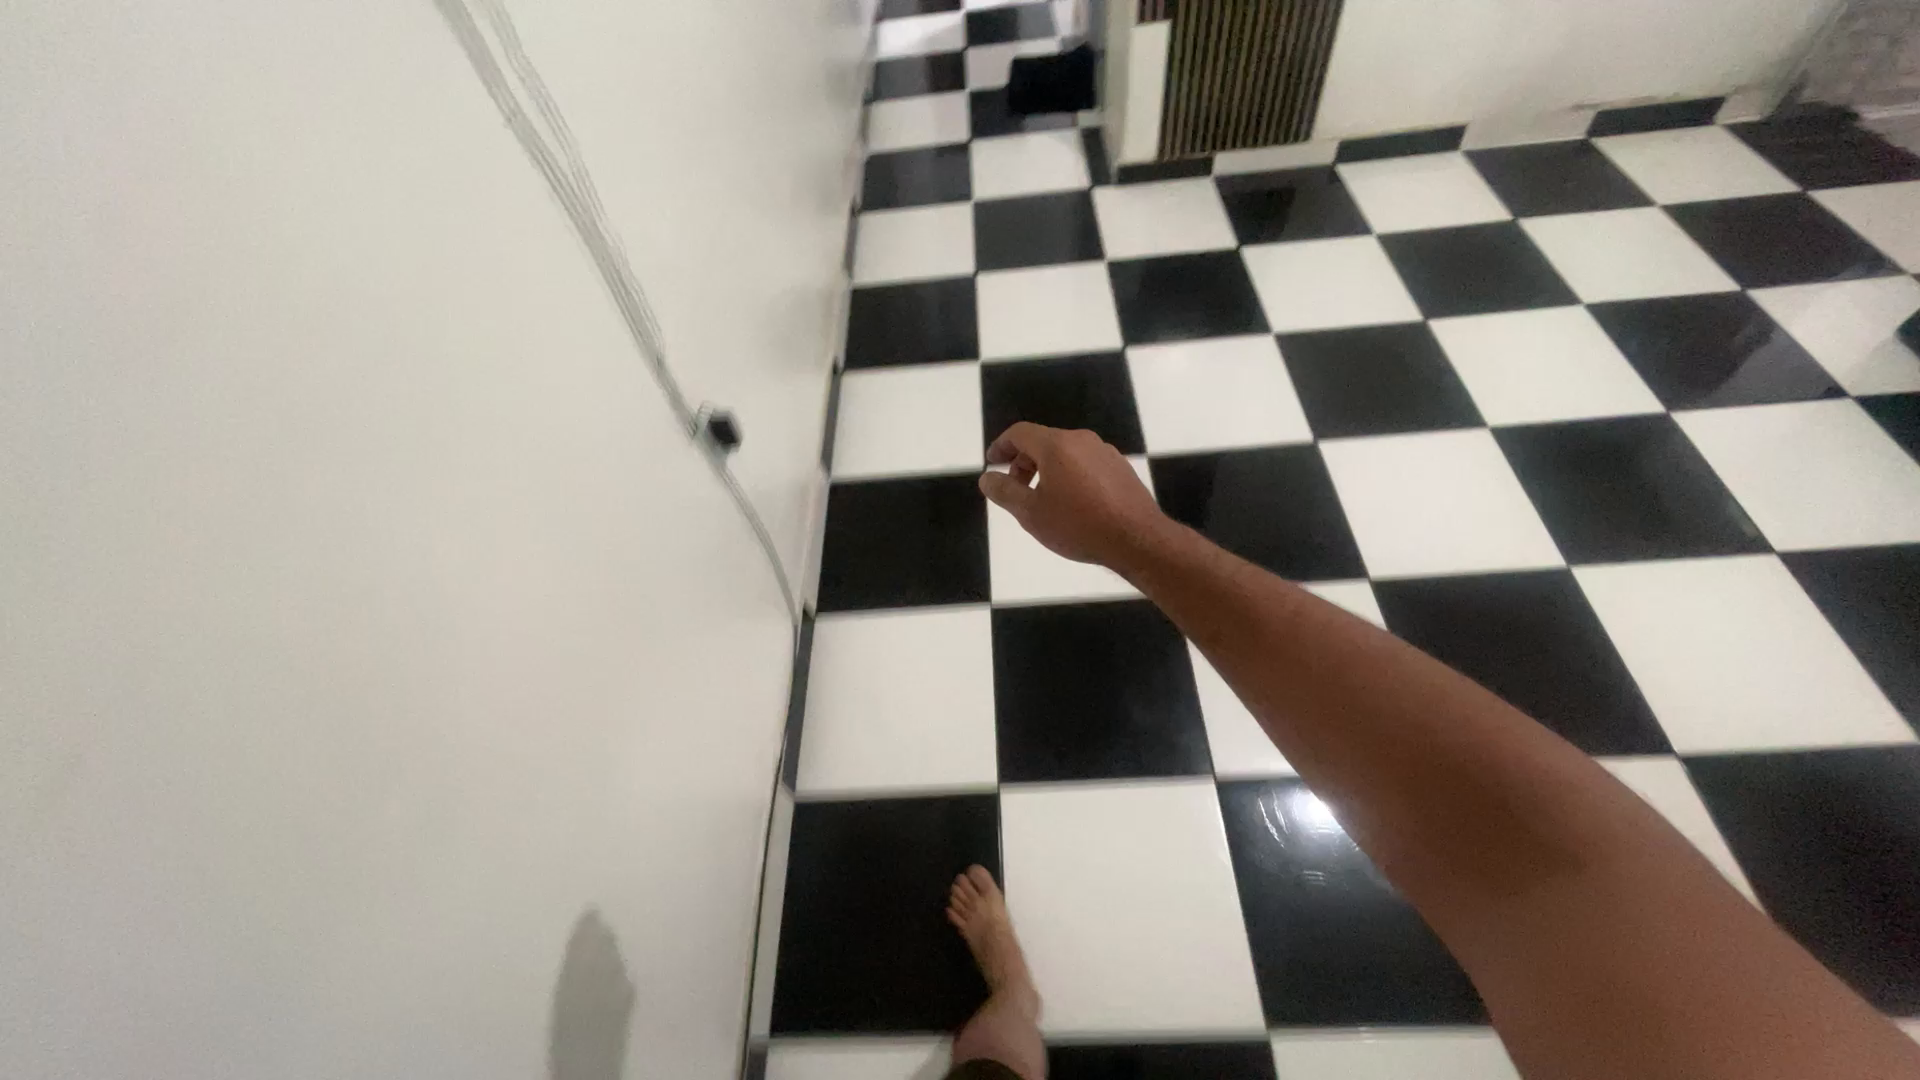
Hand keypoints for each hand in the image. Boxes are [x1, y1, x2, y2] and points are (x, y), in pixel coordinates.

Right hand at [978, 423, 1171, 568]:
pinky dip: (1070, 476)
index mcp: (1056, 445)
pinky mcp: (1121, 469)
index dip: (1001, 446)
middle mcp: (1082, 441)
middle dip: (1023, 462)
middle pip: (1043, 442)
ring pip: (1066, 454)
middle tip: (1016, 490)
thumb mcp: (1031, 513)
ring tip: (1044, 501)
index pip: (1020, 433)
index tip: (992, 463)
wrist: (1137, 539)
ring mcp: (1105, 453)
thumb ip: (1004, 492)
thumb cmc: (1078, 525)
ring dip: (1047, 471)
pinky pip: (1086, 465)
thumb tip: (987, 478)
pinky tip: (1073, 505)